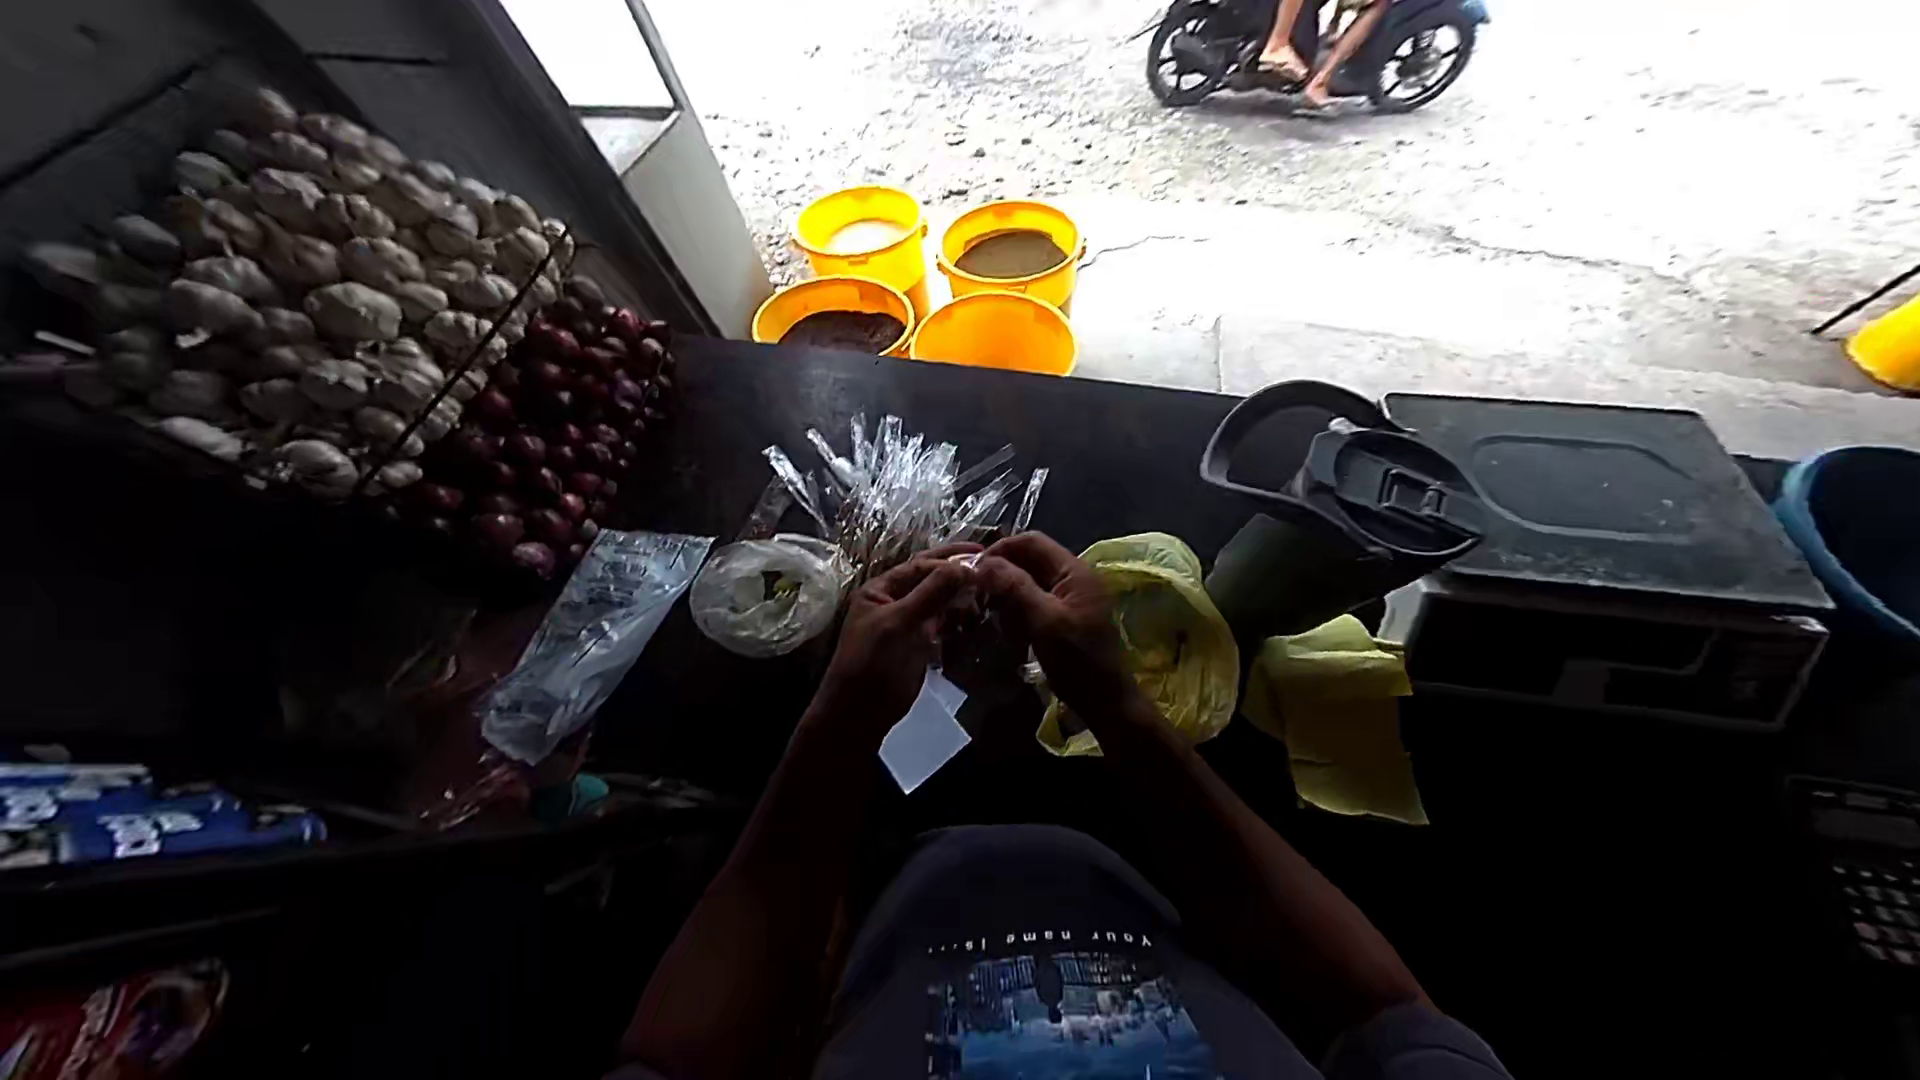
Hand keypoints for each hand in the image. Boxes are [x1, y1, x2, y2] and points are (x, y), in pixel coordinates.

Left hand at [803, 544, 980, 742]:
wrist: (860, 713)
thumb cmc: (872, 663)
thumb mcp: (900, 622)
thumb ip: (931, 593)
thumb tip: (965, 566)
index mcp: (882, 589)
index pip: (920, 565)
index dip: (950, 559)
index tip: (981, 557)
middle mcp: (895, 600)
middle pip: (930, 579)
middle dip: (957, 573)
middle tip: (990, 566)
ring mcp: (908, 622)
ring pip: (939, 601)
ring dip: (961, 595)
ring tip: (987, 594)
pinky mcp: (919, 643)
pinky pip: (942, 622)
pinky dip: (958, 617)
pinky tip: (975, 616)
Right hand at [973, 532, 1137, 719]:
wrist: (1106, 704)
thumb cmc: (1078, 662)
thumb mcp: (1044, 622)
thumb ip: (1015, 587)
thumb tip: (982, 562)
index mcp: (1074, 571)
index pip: (1031, 541)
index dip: (1001, 549)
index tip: (973, 568)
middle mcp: (1073, 578)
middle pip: (1029, 560)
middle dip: (1002, 572)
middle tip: (975, 590)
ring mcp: (1070, 598)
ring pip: (1029, 580)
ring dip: (1006, 591)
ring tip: (986, 609)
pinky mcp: (1064, 617)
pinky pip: (1034, 601)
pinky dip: (1016, 608)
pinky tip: (1004, 626)